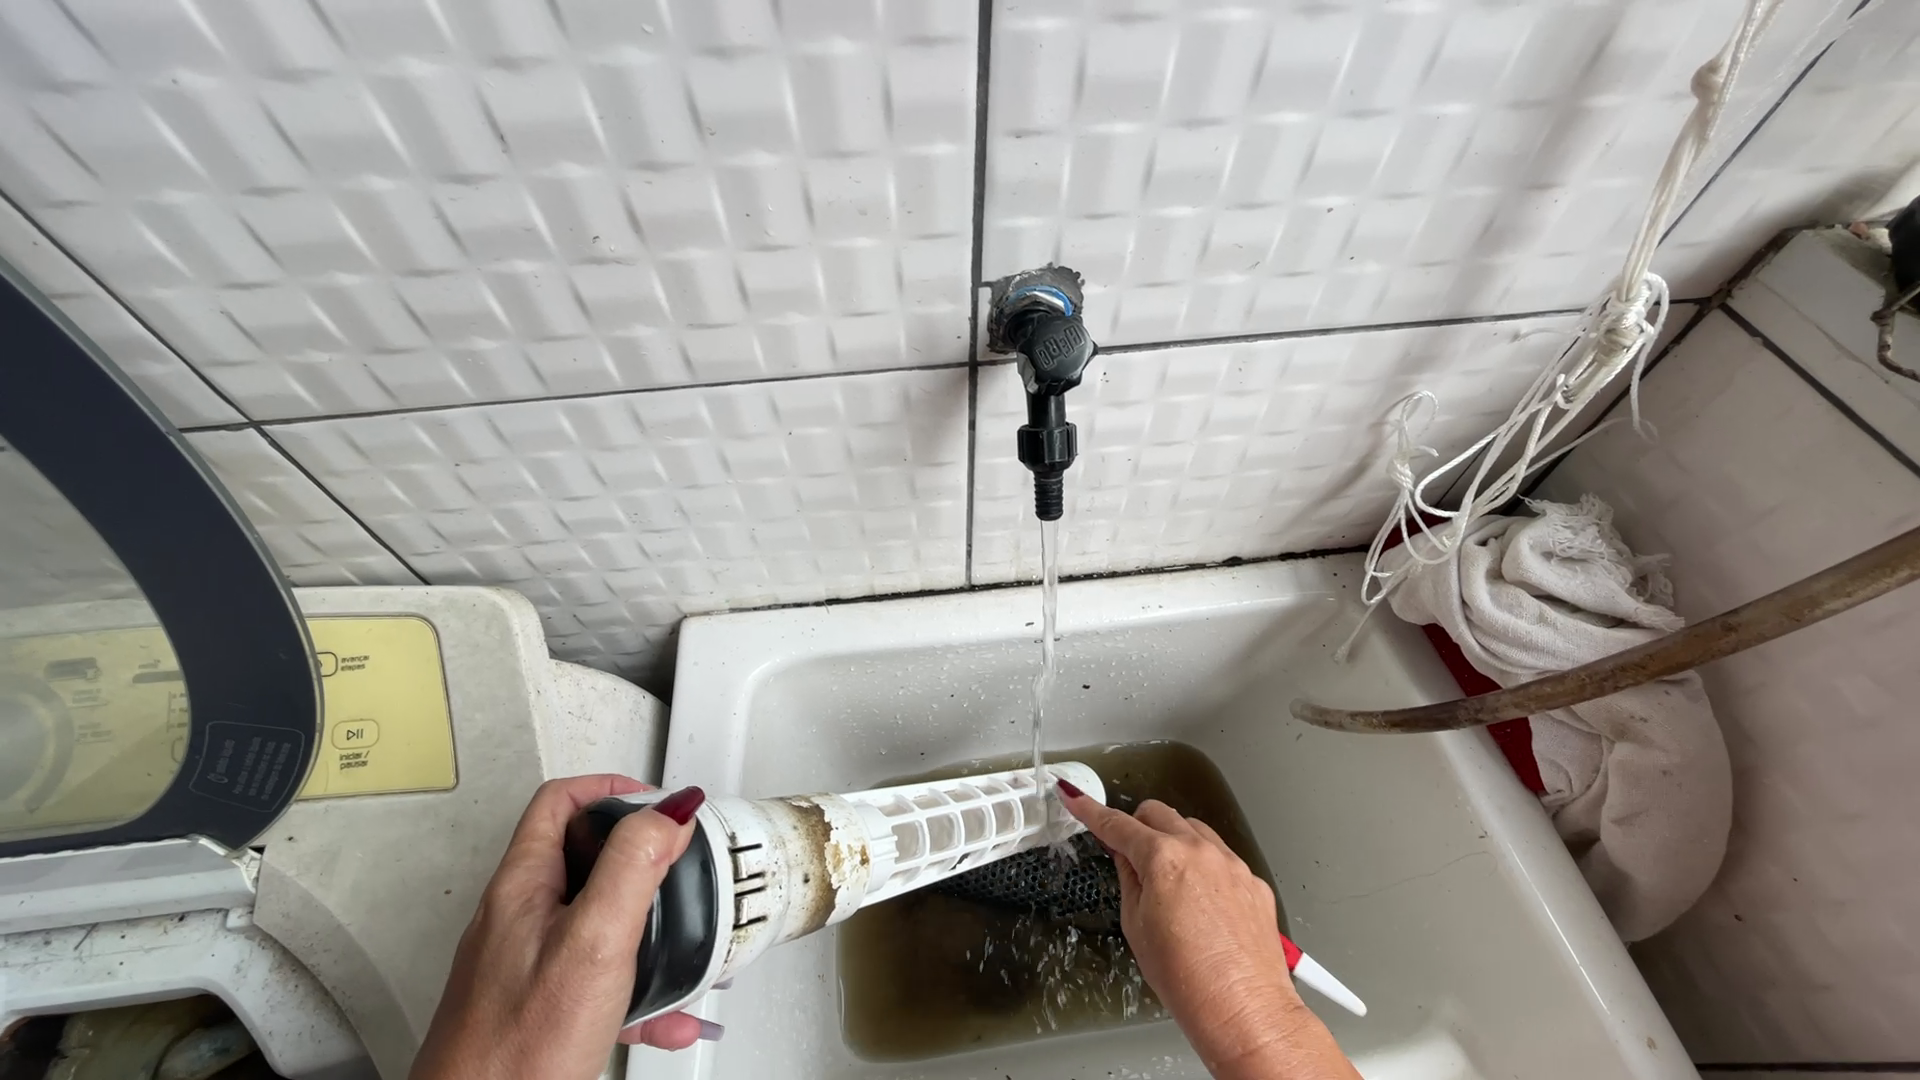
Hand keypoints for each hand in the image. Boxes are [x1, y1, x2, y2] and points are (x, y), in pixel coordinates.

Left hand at [411, 776, 713, 1079]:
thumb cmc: (518, 1052)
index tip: (660, 806)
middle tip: (682, 862)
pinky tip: (674, 1011)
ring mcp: (531, 963)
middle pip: (586, 853)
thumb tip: (671, 809)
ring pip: (600, 916)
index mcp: (524, 886)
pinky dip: (644, 982)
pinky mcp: (543, 1005)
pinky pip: (604, 975)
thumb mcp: (594, 938)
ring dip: (650, 920)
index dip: (612, 789)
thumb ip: (633, 864)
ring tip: (690, 934)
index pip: (560, 801)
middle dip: (642, 853)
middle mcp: (522, 917)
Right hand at [1058, 781, 1358, 1079]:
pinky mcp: (1253, 881)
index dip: (1089, 810)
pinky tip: (1203, 904)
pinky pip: (1221, 857)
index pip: (1116, 824)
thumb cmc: (1187, 979)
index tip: (1074, 798)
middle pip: (1157, 812)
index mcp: (1163, 859)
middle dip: (1138, 827)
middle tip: (1131, 856)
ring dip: (1174, 842)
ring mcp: (1231, 863)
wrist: (1244, 1012)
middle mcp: (1199, 850)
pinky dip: (1205, 867)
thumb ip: (1128, 878)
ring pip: (1192, 828)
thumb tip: (1124, 855)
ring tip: (1172, 886)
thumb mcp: (1136, 926)